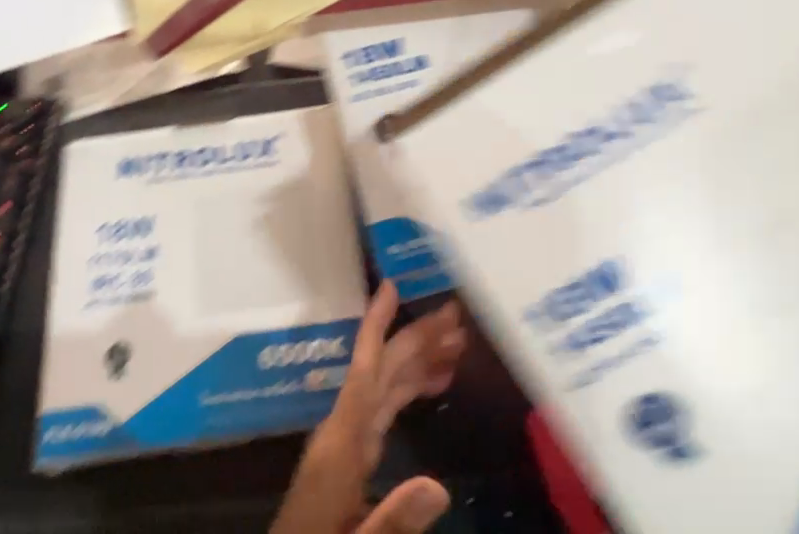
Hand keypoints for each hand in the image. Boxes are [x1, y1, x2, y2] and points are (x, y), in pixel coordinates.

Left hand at [271, 282, 467, 533]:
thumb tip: (439, 486)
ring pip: (385, 387)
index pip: (362, 374)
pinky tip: (434, 382)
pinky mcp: (352, 457)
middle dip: (416, 339)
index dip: (375, 327)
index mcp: (341, 445)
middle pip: (381, 373)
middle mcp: (343, 432)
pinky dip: (410, 391)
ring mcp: (347, 443)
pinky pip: (385, 409)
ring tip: (458, 343)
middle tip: (457, 315)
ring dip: (418, 361)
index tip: (391, 288)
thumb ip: (392, 520)